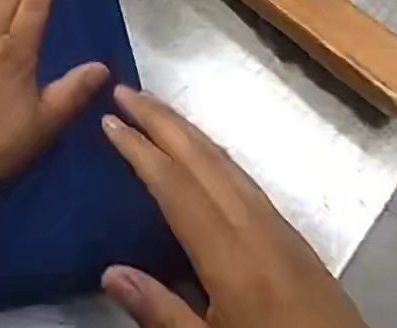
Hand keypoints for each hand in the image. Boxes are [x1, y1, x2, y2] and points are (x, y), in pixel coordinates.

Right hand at [100, 87, 368, 327]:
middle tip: (124, 91)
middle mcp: (251, 221)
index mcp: (230, 253)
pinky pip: (239, 172)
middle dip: (160, 118)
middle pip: (200, 155)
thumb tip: (109, 271)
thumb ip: (162, 312)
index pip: (175, 184)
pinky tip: (198, 149)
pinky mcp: (287, 228)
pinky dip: (209, 148)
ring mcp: (273, 220)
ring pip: (222, 157)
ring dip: (184, 127)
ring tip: (152, 107)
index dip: (139, 148)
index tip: (110, 119)